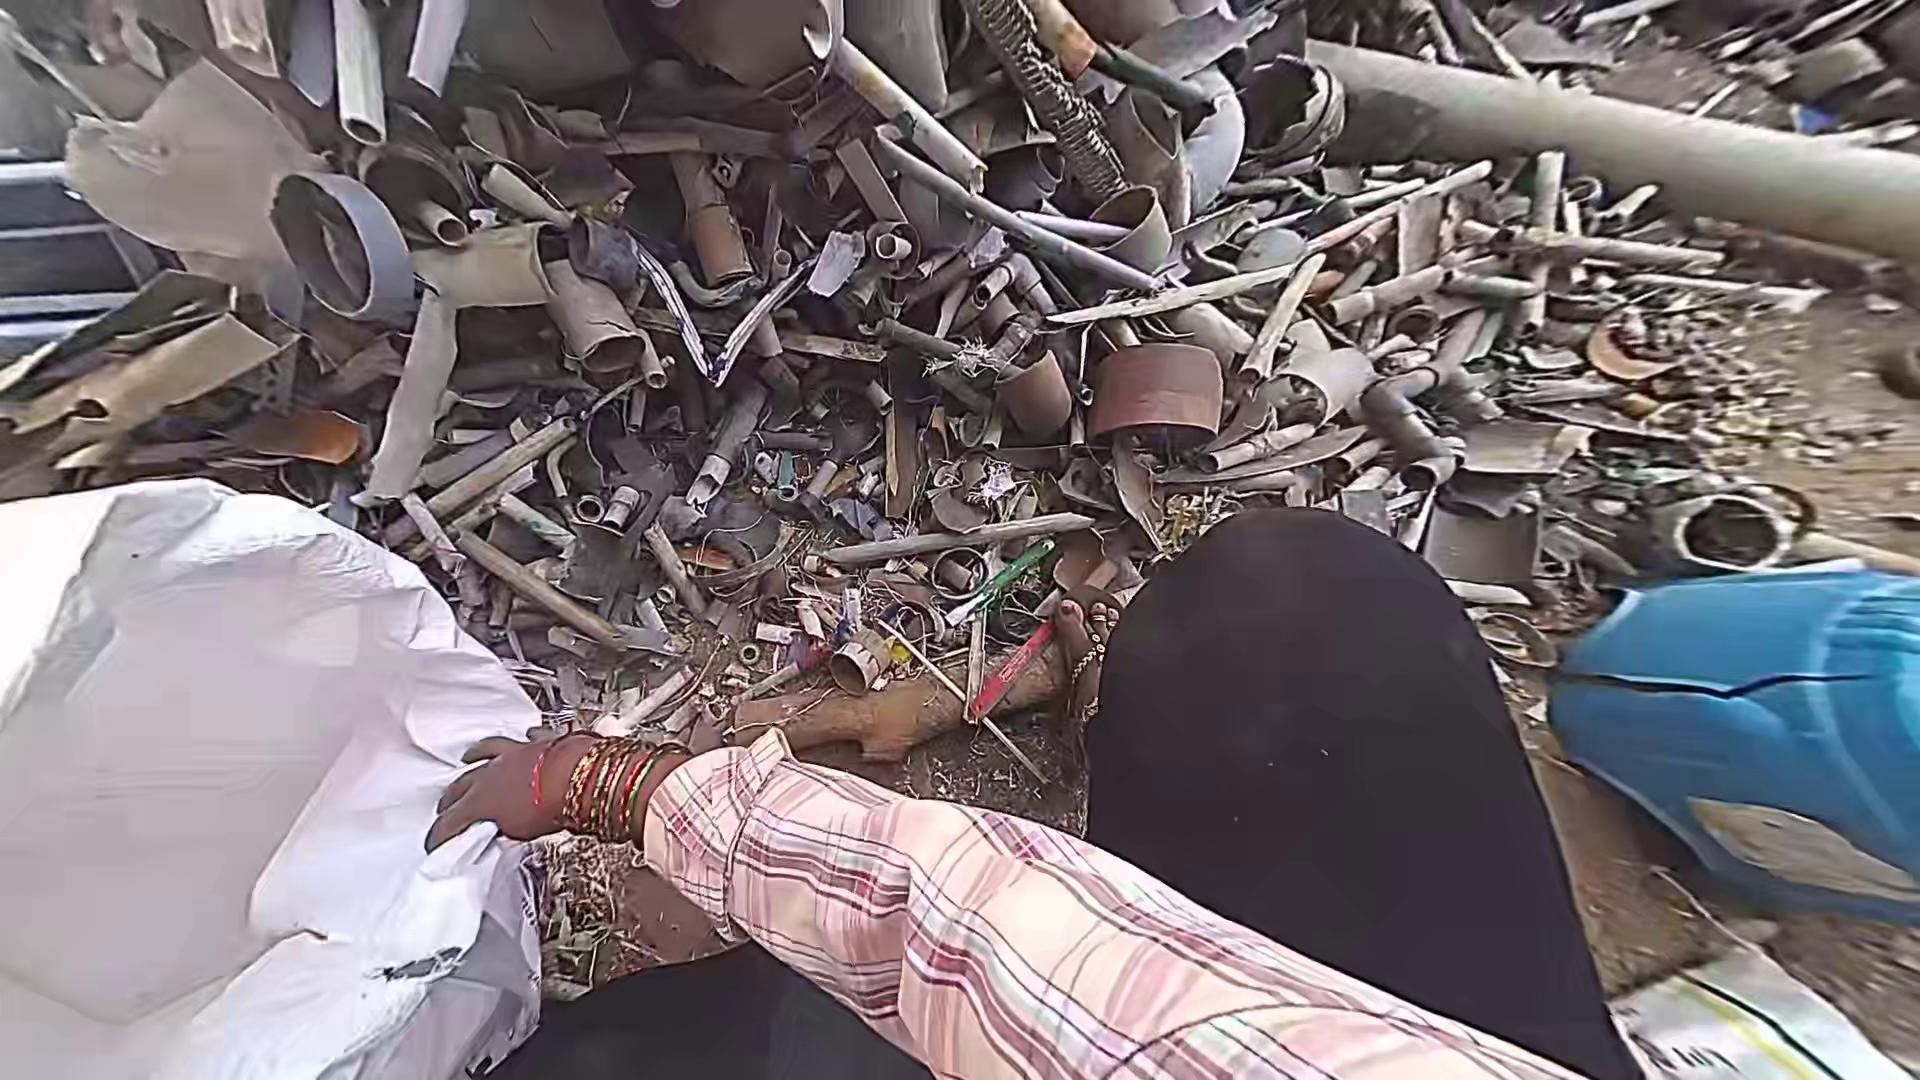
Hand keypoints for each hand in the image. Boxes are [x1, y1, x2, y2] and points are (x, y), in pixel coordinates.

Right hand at [427, 729, 588, 850]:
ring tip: (469, 757)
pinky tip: (525, 737)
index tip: (436, 845)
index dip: (440, 837)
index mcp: (479, 801)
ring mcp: (517, 752)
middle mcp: (492, 772)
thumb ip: (501, 828)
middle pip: (461, 785)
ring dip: (476, 755)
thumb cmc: (551, 808)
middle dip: (451, 798)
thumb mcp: (517, 832)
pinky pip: (528, 737)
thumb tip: (499, 828)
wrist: (582, 776)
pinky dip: (524, 740)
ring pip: (486, 750)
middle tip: (447, 807)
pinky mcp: (542, 740)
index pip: (448, 823)